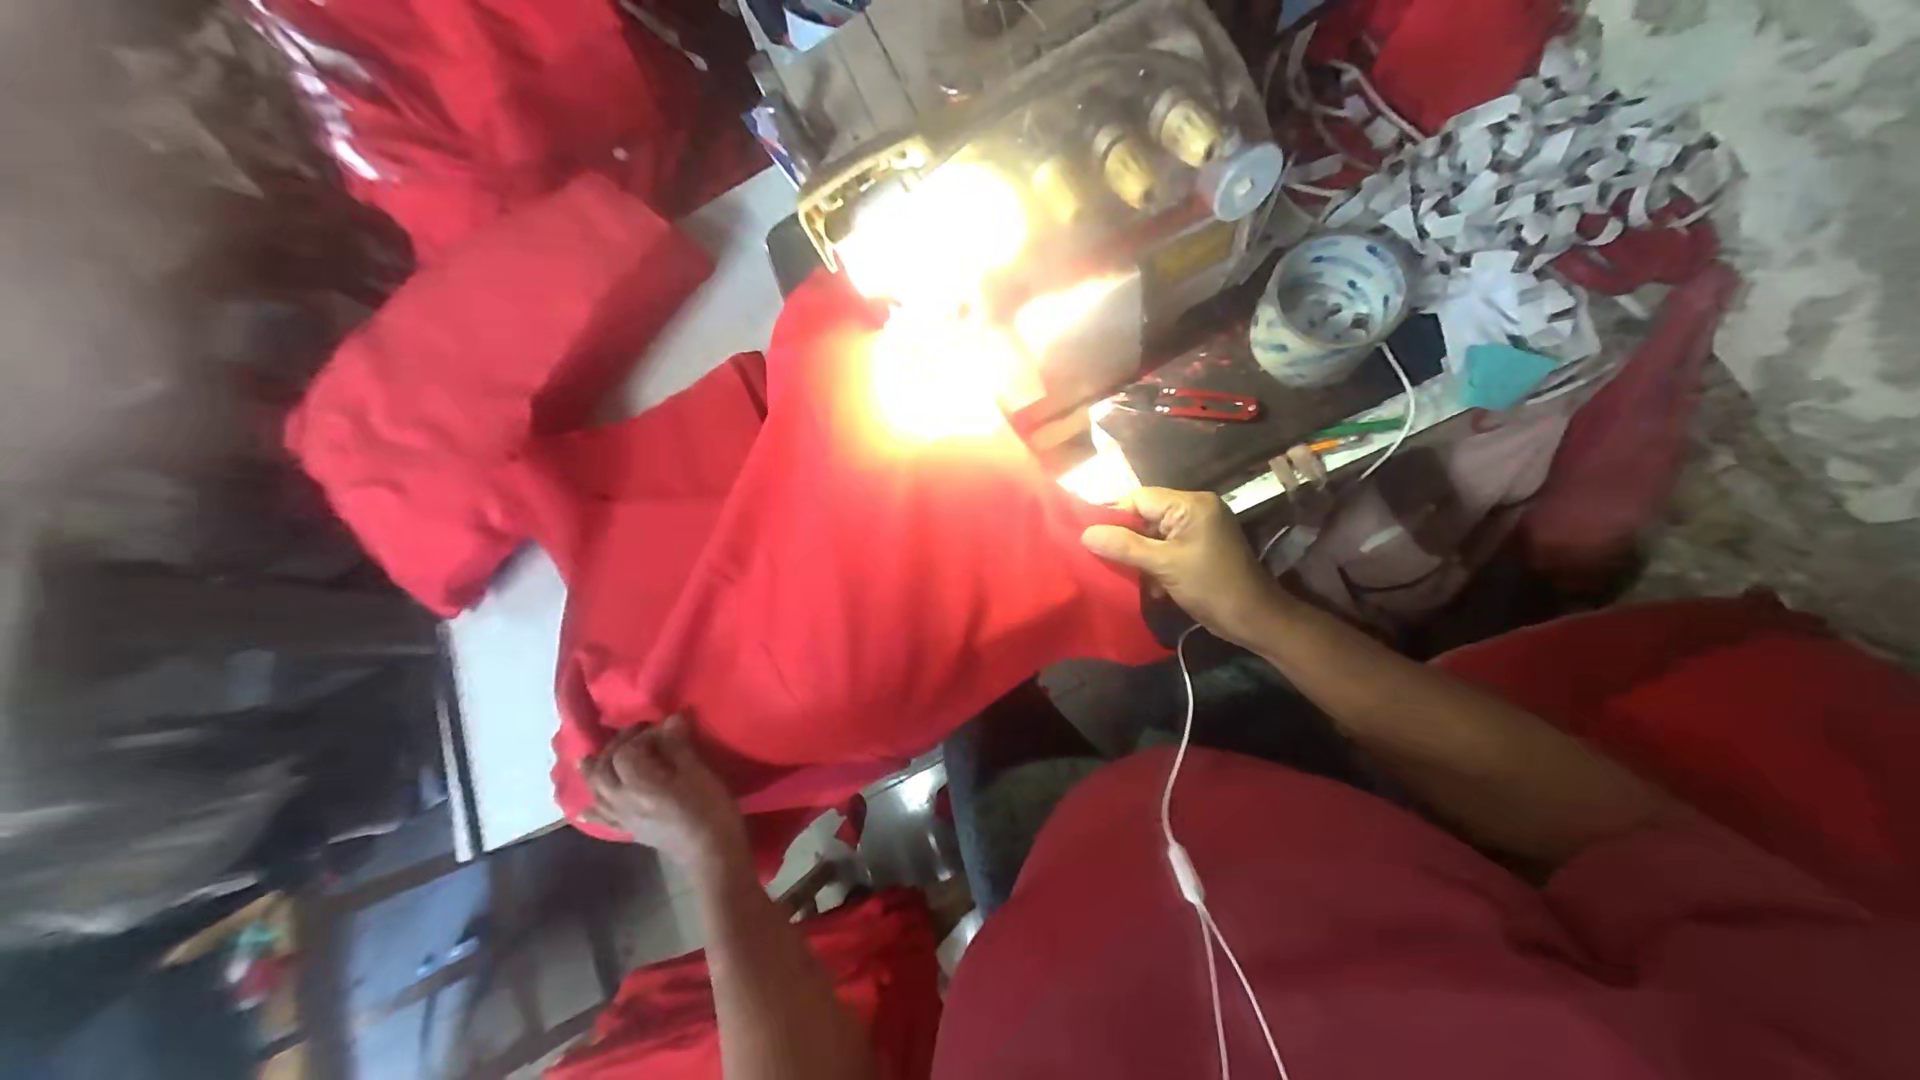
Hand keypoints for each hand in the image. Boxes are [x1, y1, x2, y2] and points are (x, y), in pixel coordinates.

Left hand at [582, 715, 749, 884]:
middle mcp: (622, 800)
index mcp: (639, 784)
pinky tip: (585, 810)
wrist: (712, 852)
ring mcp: (622, 817)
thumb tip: (670, 718)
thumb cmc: (709, 808)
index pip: (626, 751)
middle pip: (603, 769)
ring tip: (591, 758)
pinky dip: (592, 810)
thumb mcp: (697, 771)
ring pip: (596, 792)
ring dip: (593, 771)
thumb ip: (678, 745)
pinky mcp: (629, 830)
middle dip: (615, 746)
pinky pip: (603, 819)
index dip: (642, 734)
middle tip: (635, 733)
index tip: (663, 726)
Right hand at [1081, 487, 1290, 648]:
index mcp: (1190, 504)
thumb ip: (1124, 546)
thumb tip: (1085, 533)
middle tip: (1103, 557)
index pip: (1139, 498)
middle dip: (1125, 537)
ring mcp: (1198, 528)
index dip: (1113, 515)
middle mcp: (1195, 508)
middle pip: (1145, 514)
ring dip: (1137, 553)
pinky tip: (1149, 583)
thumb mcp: (1164, 565)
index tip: (1091, 538)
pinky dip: (1152, 561)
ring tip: (1125, 573)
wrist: (1254, 619)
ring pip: (1152, 532)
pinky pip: (1165, 545)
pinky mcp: (1199, 546)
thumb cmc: (1211, 587)